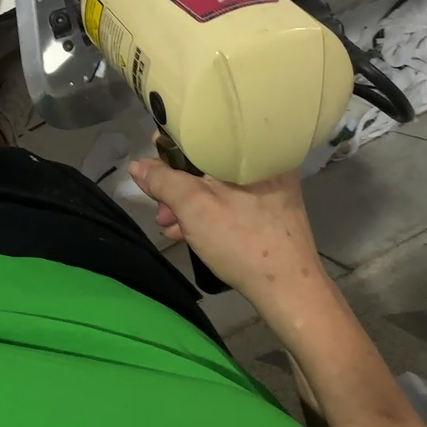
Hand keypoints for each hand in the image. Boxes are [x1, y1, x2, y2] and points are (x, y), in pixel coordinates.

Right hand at [128, 152, 330, 313]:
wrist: (290, 292)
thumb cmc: (243, 242)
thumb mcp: (193, 207)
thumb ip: (162, 181)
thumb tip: (137, 167)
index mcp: (253, 152)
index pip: (202, 134)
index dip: (170, 148)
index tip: (153, 169)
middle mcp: (266, 164)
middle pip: (206, 162)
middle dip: (176, 184)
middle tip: (161, 208)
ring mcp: (271, 189)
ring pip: (217, 183)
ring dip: (188, 201)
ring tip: (169, 225)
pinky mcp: (271, 211)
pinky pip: (231, 199)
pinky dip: (208, 210)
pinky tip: (188, 232)